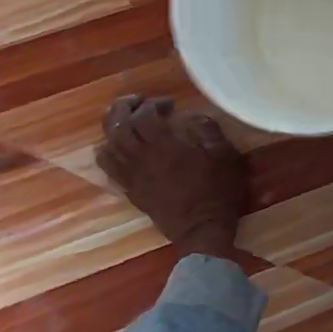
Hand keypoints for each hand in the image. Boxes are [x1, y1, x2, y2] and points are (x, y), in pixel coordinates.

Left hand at [96, 96, 247, 259]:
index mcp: (165, 147)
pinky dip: (108, 150)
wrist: (202, 229)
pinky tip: (120, 147)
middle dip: (124, 109)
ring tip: (125, 120)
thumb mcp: (225, 155)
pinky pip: (108, 167)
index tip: (169, 105)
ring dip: (113, 127)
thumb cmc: (218, 191)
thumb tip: (194, 116)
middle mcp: (142, 158)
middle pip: (118, 126)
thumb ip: (209, 130)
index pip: (144, 116)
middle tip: (138, 102)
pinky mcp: (130, 190)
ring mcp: (132, 176)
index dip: (152, 104)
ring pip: (107, 145)